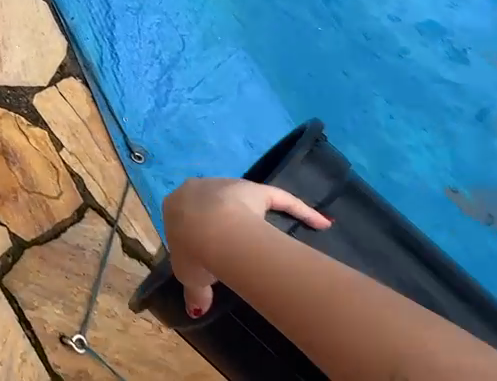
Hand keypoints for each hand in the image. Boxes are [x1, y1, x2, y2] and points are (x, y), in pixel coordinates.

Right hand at [163, 177, 331, 317]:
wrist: (211, 232)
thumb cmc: (193, 252)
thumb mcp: (188, 276)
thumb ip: (194, 292)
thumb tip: (196, 310)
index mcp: (174, 205)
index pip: (183, 215)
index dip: (194, 232)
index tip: (205, 250)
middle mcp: (196, 189)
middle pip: (208, 202)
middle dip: (218, 218)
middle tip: (232, 242)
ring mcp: (225, 186)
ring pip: (240, 199)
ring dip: (252, 213)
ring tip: (265, 233)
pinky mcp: (253, 190)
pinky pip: (279, 198)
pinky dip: (301, 210)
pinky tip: (321, 223)